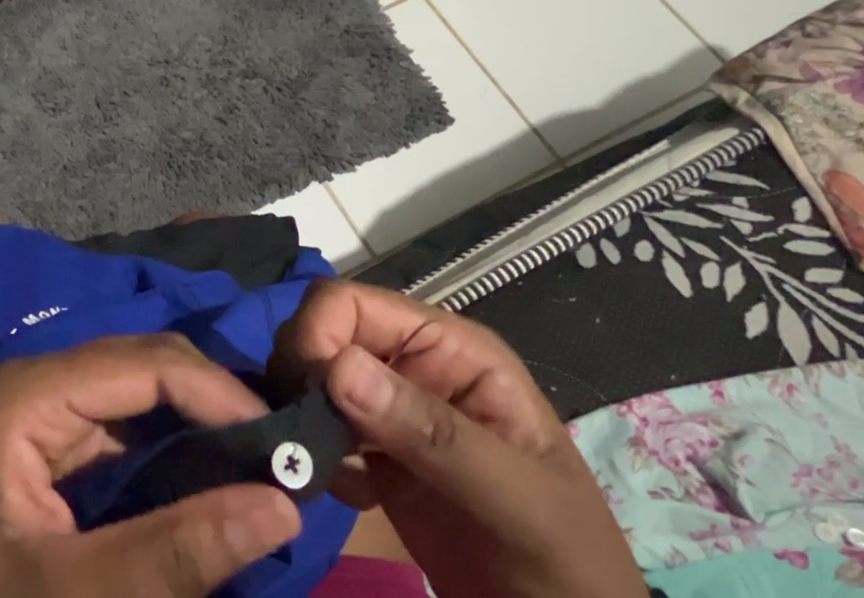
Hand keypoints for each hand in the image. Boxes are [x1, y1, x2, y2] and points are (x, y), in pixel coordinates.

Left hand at [0, 335, 302, 597]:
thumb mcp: (76, 593)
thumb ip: (175, 553)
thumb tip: (284, 506)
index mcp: (32, 394)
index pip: (147, 364)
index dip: (220, 394)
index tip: (285, 447)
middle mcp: (44, 381)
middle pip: (151, 364)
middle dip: (221, 403)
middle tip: (289, 456)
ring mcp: (54, 408)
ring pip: (151, 389)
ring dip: (211, 422)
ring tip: (272, 462)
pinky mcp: (65, 440)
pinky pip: (138, 424)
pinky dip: (186, 444)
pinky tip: (227, 472)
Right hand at [271, 281, 645, 597]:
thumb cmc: (566, 560)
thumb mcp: (517, 498)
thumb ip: (432, 431)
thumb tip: (338, 365)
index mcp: (449, 349)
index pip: (351, 304)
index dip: (318, 337)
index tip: (309, 398)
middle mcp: (410, 366)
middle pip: (319, 337)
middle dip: (299, 382)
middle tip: (307, 442)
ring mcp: (387, 412)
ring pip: (309, 382)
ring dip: (298, 421)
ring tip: (316, 471)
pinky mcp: (370, 456)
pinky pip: (313, 432)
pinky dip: (309, 457)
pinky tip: (346, 495)